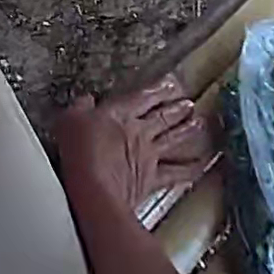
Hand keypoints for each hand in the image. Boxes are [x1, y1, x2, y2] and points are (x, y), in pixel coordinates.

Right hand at [56, 75, 208, 211]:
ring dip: (187, 131)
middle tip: (189, 103)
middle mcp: (139, 131)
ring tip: (199, 124)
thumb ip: (80, 107)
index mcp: (120, 113)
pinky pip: (176, 173)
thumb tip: (86, 100)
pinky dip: (191, 169)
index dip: (157, 89)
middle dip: (176, 108)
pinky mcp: (152, 179)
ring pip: (172, 139)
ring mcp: (148, 156)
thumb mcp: (70, 119)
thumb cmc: (80, 150)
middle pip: (162, 116)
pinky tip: (202, 165)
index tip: (171, 84)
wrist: (95, 189)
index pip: (143, 97)